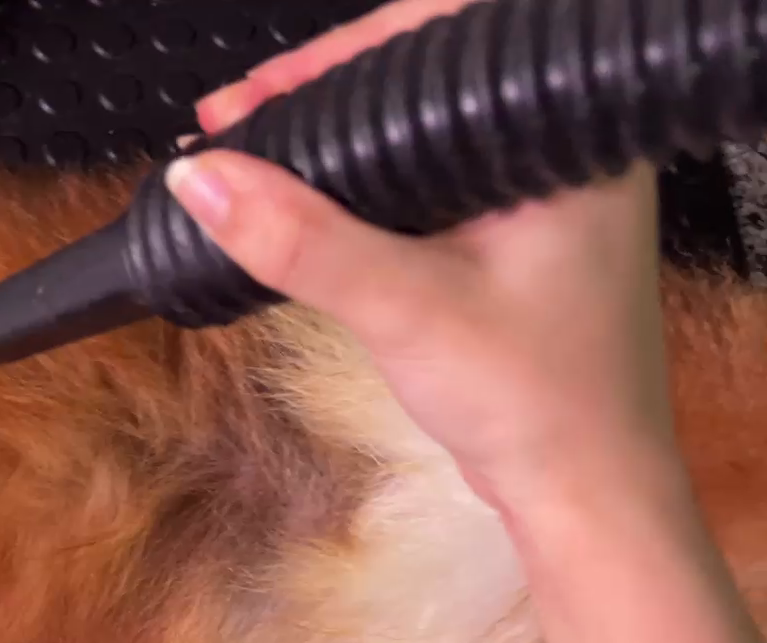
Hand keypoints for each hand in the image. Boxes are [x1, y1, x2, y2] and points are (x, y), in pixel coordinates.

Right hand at [168, 0, 676, 514]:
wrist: (568, 476)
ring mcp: (514, 194)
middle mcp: (545, 147)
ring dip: (318, 147)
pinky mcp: (485, 236)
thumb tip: (198, 180)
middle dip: (314, 97)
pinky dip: (336, 191)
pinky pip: (399, 188)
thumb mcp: (401, 306)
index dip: (337, 54)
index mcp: (562, 129)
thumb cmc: (522, 390)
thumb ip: (301, 243)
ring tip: (244, 156)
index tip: (246, 98)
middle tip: (229, 123)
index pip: (445, 41)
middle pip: (417, 84)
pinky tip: (293, 206)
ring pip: (401, 139)